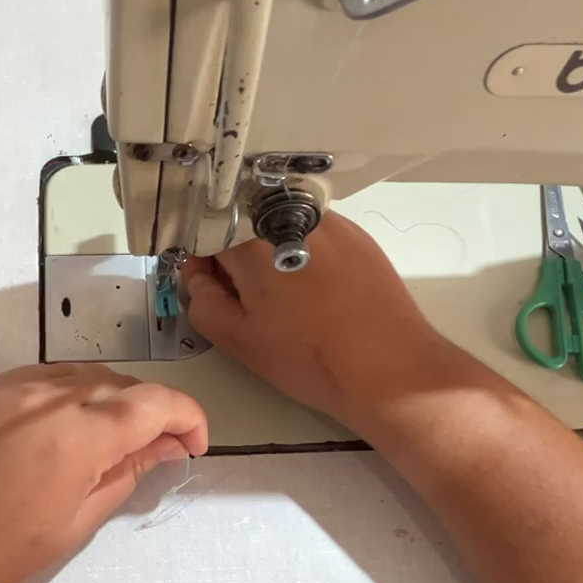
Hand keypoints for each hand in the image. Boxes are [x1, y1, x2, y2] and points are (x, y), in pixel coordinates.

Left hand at [0, 364, 208, 582]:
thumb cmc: (5, 553)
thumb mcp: (80, 519)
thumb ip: (129, 470)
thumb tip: (169, 445)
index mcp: (78, 434)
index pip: (155, 402)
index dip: (188, 418)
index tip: (194, 447)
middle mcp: (48, 396)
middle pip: (123, 384)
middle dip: (151, 412)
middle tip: (156, 451)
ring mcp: (12, 387)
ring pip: (86, 375)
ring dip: (113, 400)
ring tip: (112, 443)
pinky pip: (48, 377)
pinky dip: (73, 394)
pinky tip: (69, 428)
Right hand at [180, 214, 454, 423]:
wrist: (386, 366)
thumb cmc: (308, 358)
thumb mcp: (238, 339)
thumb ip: (202, 300)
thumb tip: (196, 274)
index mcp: (252, 240)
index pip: (205, 232)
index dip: (201, 261)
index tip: (209, 288)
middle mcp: (288, 216)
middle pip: (242, 224)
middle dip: (234, 257)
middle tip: (247, 302)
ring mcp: (326, 221)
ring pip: (276, 228)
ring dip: (268, 255)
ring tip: (286, 301)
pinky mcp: (354, 234)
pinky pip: (310, 234)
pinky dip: (300, 255)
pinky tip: (313, 293)